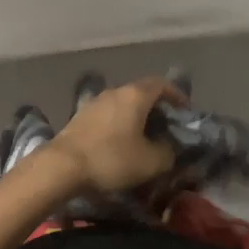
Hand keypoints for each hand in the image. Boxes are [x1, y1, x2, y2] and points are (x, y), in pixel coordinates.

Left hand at [47, 76, 185, 191]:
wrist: (63, 165)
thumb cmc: (111, 159)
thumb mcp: (149, 162)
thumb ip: (167, 152)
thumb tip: (169, 147)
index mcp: (135, 95)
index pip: (161, 84)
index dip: (176, 95)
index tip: (185, 111)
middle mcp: (116, 91)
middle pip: (142, 92)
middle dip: (157, 107)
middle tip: (167, 127)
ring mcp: (96, 101)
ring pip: (124, 103)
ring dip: (138, 116)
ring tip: (145, 137)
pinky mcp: (83, 115)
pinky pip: (110, 113)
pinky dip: (121, 123)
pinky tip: (121, 143)